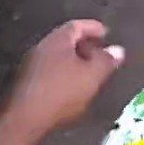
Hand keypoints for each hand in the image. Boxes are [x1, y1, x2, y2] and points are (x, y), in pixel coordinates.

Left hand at [0, 20, 124, 144]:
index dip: (93, 27)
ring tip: (89, 71)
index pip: (77, 26)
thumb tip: (117, 49)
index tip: (106, 32)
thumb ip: (106, 61)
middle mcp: (42, 46)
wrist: (26, 119)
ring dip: (74, 60)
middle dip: (84, 44)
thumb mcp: (92, 76)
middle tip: (100, 53)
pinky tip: (72, 86)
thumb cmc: (62, 92)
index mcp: (57, 40)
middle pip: (66, 39)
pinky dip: (65, 71)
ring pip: (58, 55)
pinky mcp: (28, 81)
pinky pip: (51, 68)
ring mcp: (32, 64)